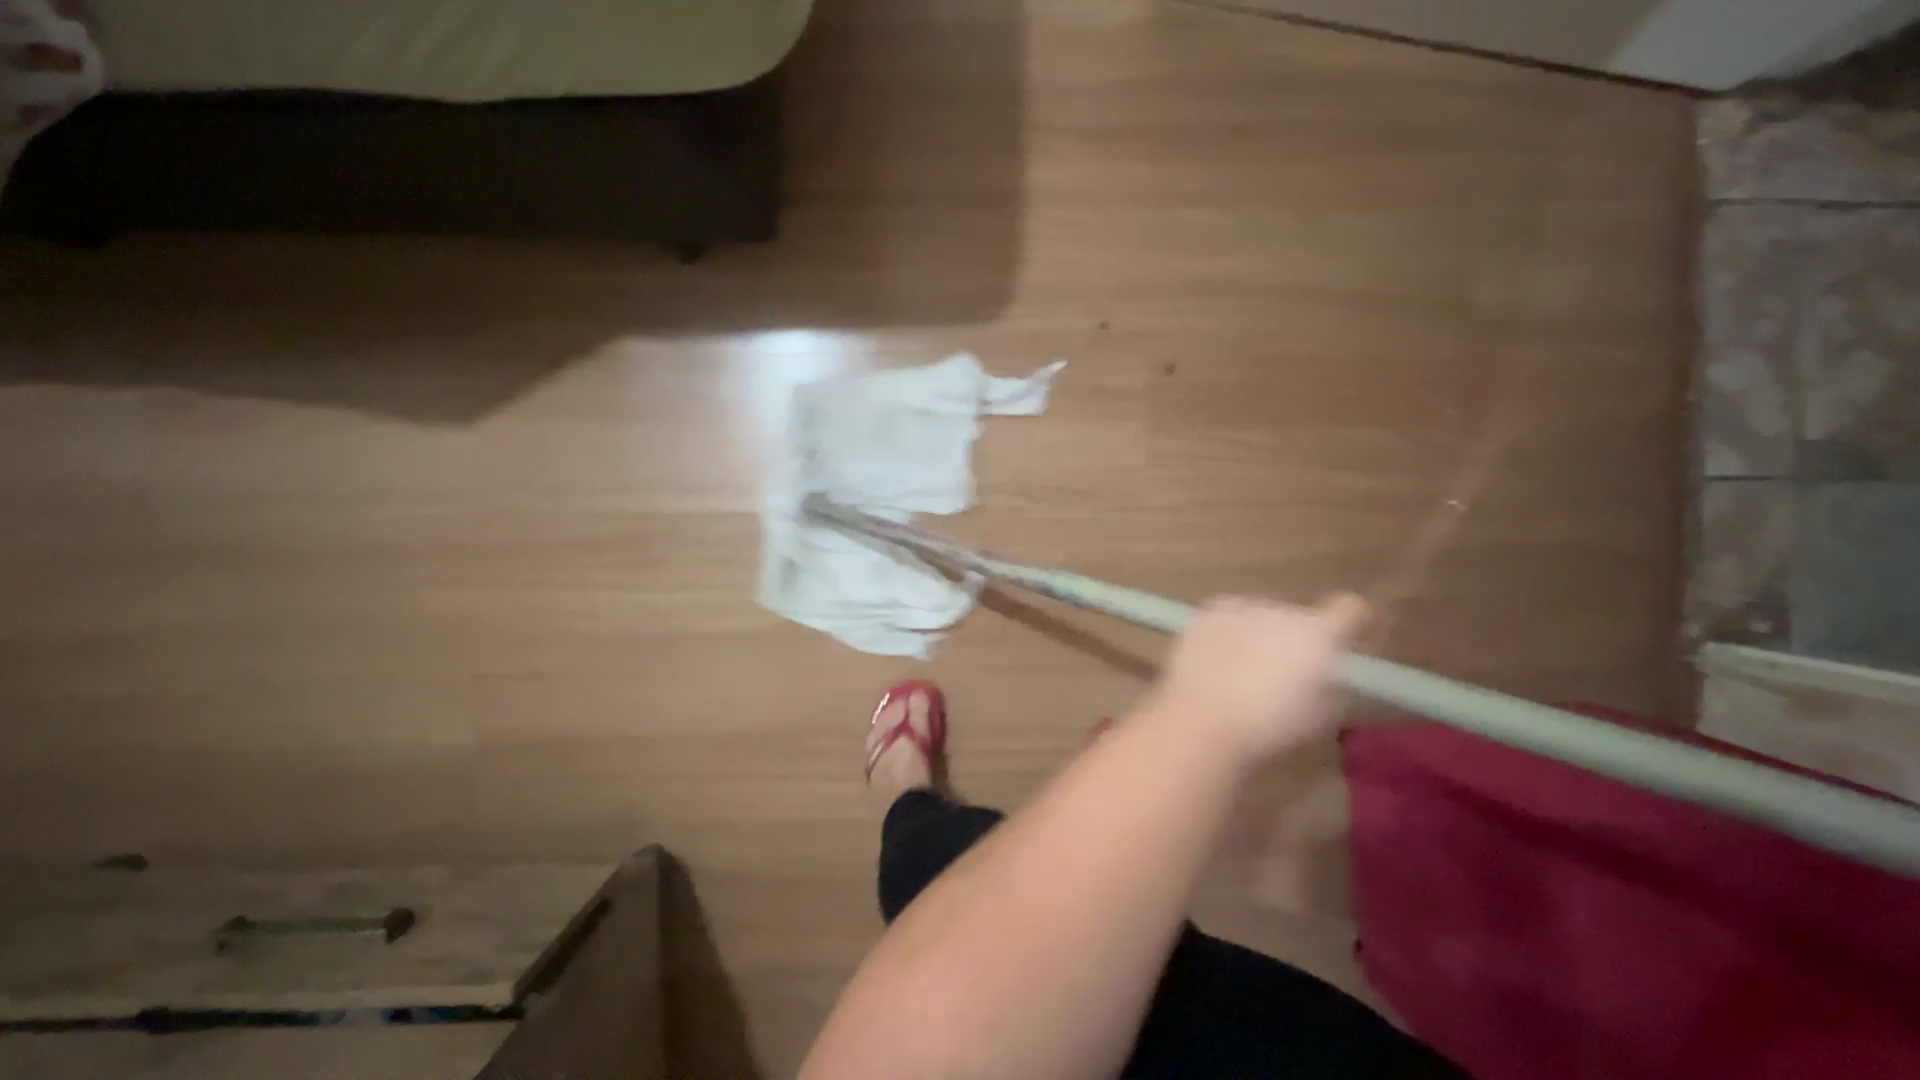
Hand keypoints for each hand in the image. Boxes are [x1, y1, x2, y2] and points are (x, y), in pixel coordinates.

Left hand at [1144, 594, 1369, 760]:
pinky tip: (1218, 661)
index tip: (1345, 645)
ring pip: (1261, 617)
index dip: (1351, 626)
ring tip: (1243, 672)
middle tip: (1283, 673)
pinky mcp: (1207, 613)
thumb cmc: (1270, 727)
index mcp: (1318, 633)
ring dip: (1261, 635)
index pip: (1352, 608)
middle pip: (1299, 617)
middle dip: (1296, 639)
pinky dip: (1228, 634)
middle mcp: (1282, 610)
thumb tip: (1329, 673)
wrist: (1203, 720)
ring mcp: (1240, 607)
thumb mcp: (1323, 715)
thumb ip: (1334, 684)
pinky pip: (1227, 618)